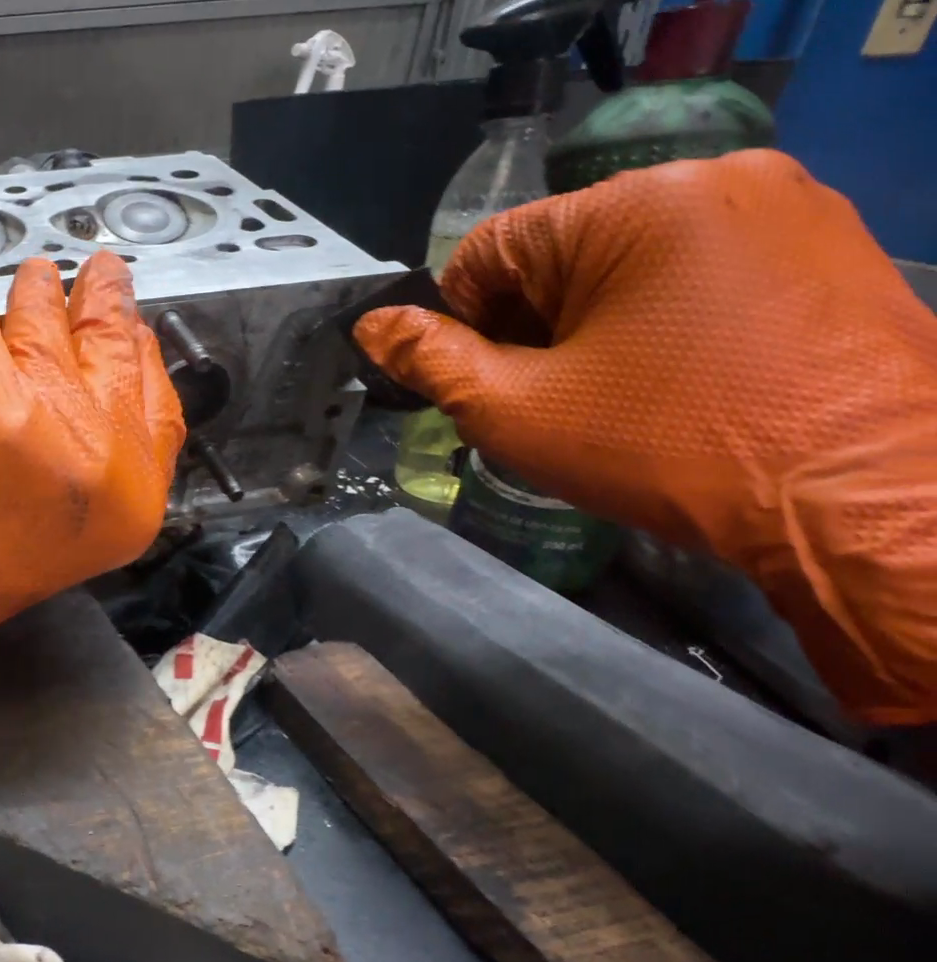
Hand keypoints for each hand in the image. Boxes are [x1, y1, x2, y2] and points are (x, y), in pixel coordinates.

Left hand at [0, 252, 185, 764]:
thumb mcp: (79, 531)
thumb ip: (113, 448)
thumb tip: (121, 355)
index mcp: (129, 494)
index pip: (154, 387)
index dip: (138, 341)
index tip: (126, 314)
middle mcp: (90, 444)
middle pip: (107, 333)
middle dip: (99, 293)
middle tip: (95, 273)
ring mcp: (23, 402)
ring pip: (36, 308)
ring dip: (29, 296)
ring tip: (29, 291)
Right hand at [354, 149, 936, 728]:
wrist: (872, 501)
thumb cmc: (671, 448)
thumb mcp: (518, 411)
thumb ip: (431, 361)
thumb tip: (370, 326)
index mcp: (632, 205)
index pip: (489, 251)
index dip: (463, 325)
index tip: (486, 387)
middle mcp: (715, 179)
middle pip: (562, 253)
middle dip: (534, 327)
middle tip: (546, 402)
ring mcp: (786, 207)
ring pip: (631, 264)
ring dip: (595, 327)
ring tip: (612, 400)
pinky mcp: (828, 247)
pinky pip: (700, 271)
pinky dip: (663, 322)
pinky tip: (676, 383)